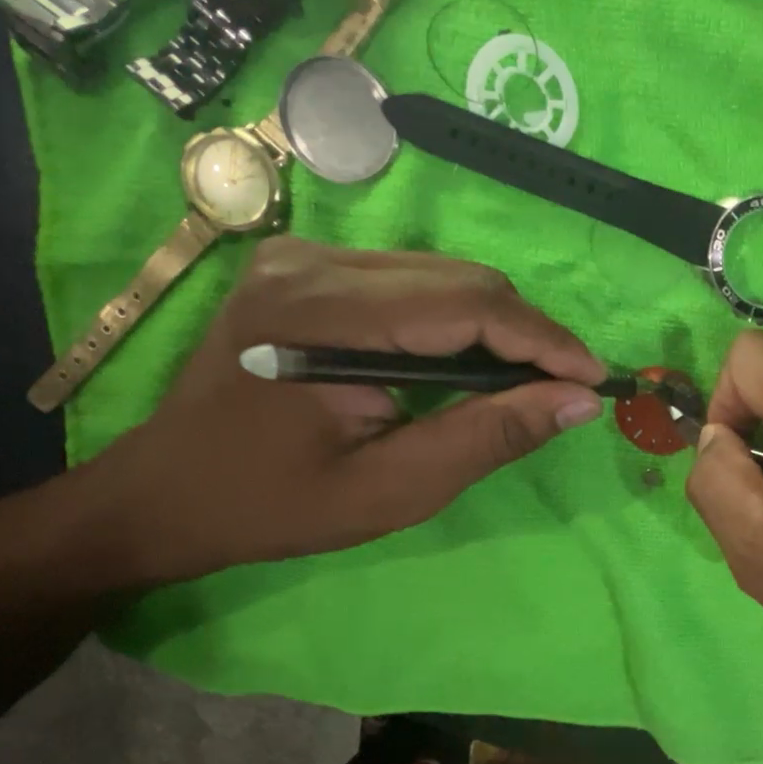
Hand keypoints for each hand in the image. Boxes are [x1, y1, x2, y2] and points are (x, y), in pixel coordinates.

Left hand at [80, 237, 607, 585]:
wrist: (166, 492)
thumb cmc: (277, 503)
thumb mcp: (396, 487)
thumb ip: (490, 437)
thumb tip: (578, 402)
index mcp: (324, 316)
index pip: (470, 305)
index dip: (545, 341)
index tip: (596, 383)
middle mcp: (314, 265)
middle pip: (464, 281)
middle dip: (529, 335)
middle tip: (566, 391)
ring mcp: (306, 260)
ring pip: (446, 276)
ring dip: (500, 328)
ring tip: (527, 385)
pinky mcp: (308, 271)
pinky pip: (416, 283)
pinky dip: (461, 322)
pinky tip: (470, 367)